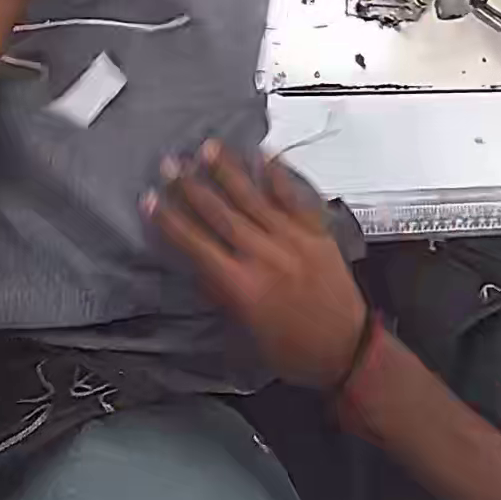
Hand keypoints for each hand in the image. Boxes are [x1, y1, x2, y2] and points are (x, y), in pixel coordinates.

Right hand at [144, 140, 368, 387]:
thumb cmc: (294, 349)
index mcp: (242, 285)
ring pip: (252, 198)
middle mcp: (264, 256)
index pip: (195, 244)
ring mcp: (292, 239)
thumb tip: (198, 265)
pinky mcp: (316, 232)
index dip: (169, 220)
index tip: (151, 199)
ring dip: (227, 171)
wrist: (348, 352)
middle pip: (220, 213)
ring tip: (207, 148)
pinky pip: (293, 197)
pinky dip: (277, 174)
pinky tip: (262, 155)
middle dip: (191, 186)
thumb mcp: (246, 331)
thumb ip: (221, 294)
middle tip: (171, 164)